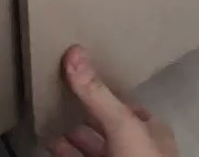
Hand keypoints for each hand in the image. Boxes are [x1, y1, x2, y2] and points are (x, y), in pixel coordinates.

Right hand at [47, 46, 179, 156]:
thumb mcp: (122, 124)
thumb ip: (97, 93)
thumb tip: (74, 51)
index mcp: (150, 131)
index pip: (122, 105)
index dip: (100, 93)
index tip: (74, 79)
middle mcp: (137, 150)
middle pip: (105, 128)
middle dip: (81, 117)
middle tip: (54, 101)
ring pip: (92, 151)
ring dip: (70, 141)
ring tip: (47, 127)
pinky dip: (66, 156)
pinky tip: (51, 149)